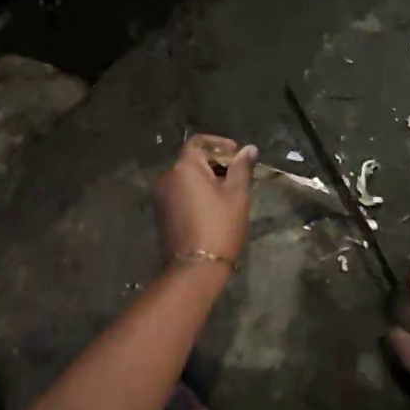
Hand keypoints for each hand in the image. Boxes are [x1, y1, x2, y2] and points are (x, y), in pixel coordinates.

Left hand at [155, 135, 256, 270]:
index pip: (199, 142)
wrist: (194, 268)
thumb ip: (241, 167)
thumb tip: (249, 148)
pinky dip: (195, 191)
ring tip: (228, 192)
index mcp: (184, 166)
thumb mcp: (236, 195)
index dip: (220, 144)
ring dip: (205, 178)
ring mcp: (161, 195)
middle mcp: (167, 176)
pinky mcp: (161, 212)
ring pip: (186, 177)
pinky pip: (180, 191)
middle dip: (215, 162)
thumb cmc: (219, 226)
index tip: (237, 155)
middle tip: (237, 175)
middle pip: (192, 159)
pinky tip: (212, 205)